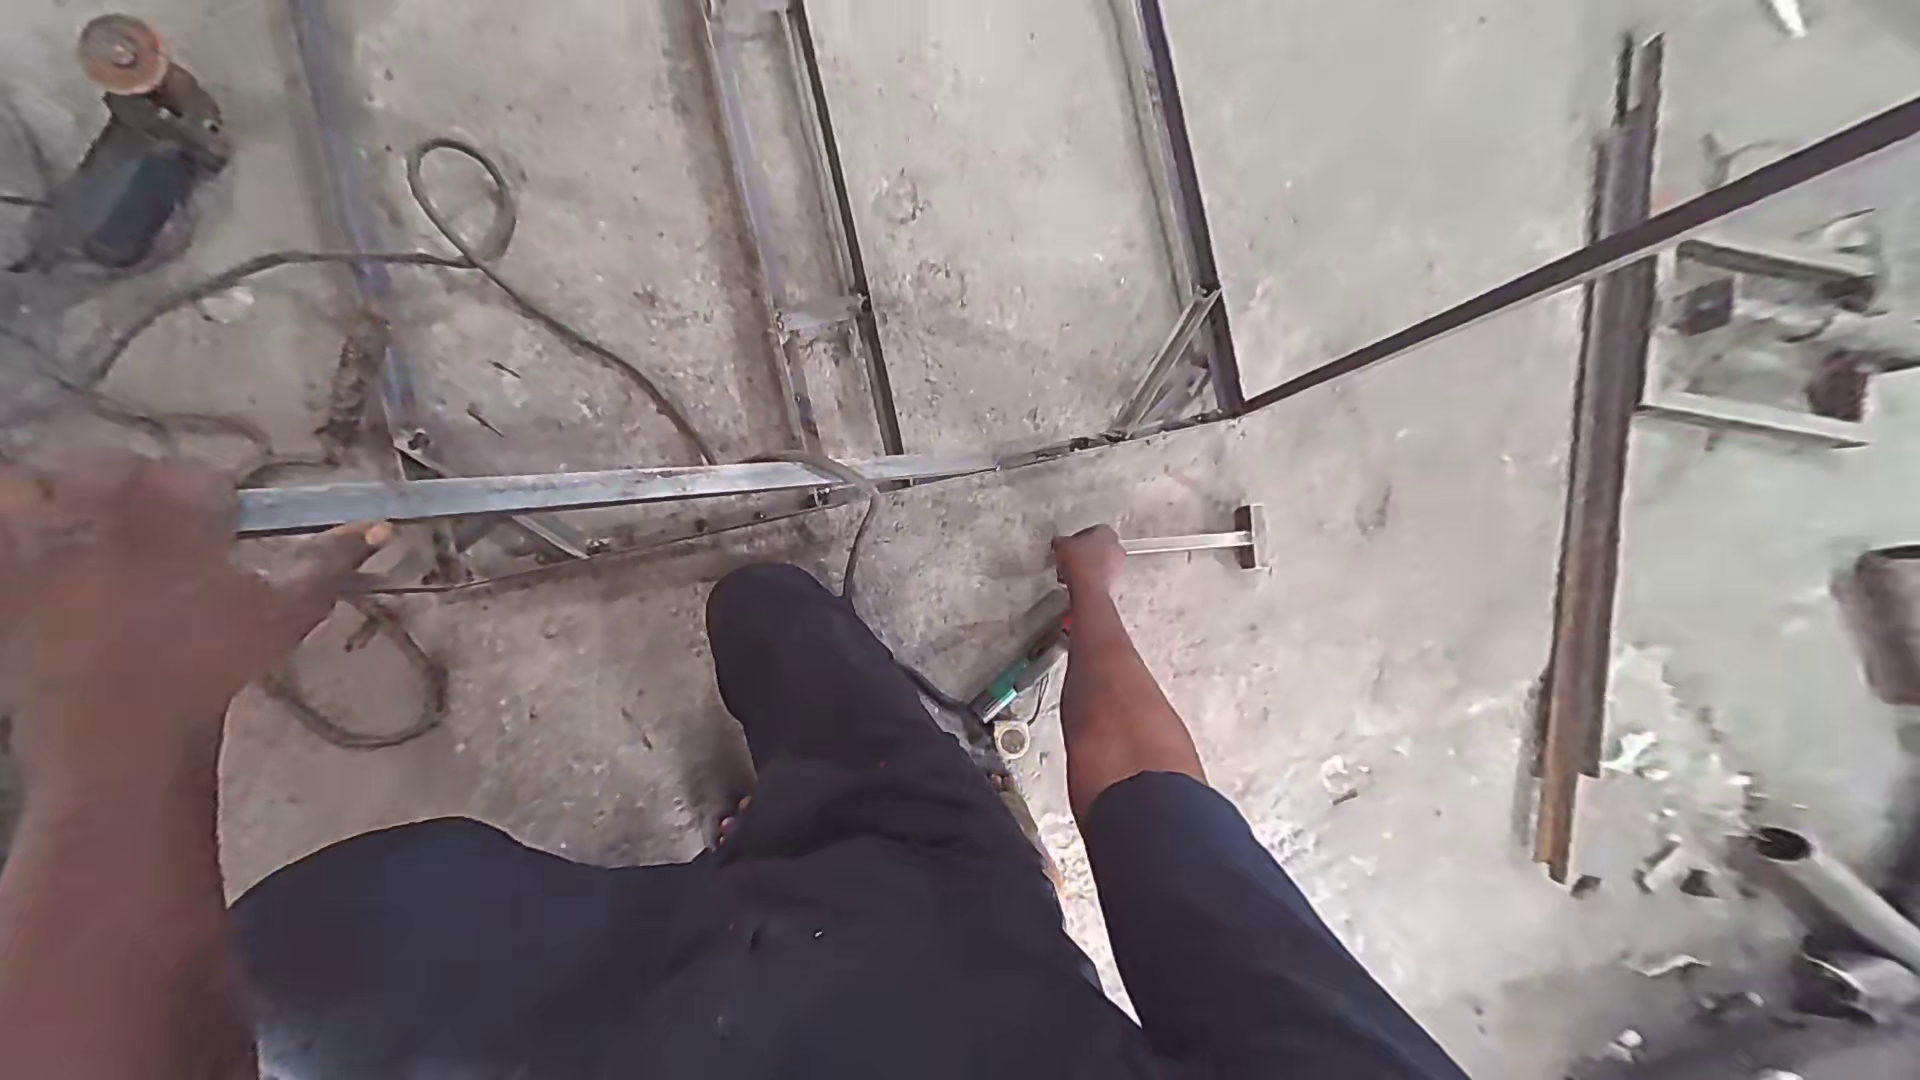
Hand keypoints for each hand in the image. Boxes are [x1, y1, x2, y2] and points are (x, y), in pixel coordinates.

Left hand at [0, 455, 389, 803]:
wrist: (121, 720)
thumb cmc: (219, 659)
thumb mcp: (292, 610)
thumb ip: (331, 561)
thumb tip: (380, 526)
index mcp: (174, 527)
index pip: (193, 475)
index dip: (214, 492)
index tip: (227, 520)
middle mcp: (97, 522)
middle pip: (108, 464)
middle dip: (141, 480)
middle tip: (165, 516)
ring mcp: (31, 547)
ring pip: (24, 479)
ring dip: (60, 488)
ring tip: (93, 519)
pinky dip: (21, 520)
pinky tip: (52, 546)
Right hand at [1053, 525, 1125, 595]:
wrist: (1089, 588)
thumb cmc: (1077, 560)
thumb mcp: (1061, 545)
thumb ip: (1060, 541)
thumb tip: (1059, 543)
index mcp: (1106, 532)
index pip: (1090, 531)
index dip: (1076, 539)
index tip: (1067, 548)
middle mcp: (1117, 546)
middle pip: (1096, 548)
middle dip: (1082, 554)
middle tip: (1069, 561)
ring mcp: (1119, 564)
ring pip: (1099, 563)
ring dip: (1086, 567)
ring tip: (1069, 575)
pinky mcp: (1117, 580)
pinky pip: (1101, 576)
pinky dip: (1091, 578)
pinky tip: (1077, 583)